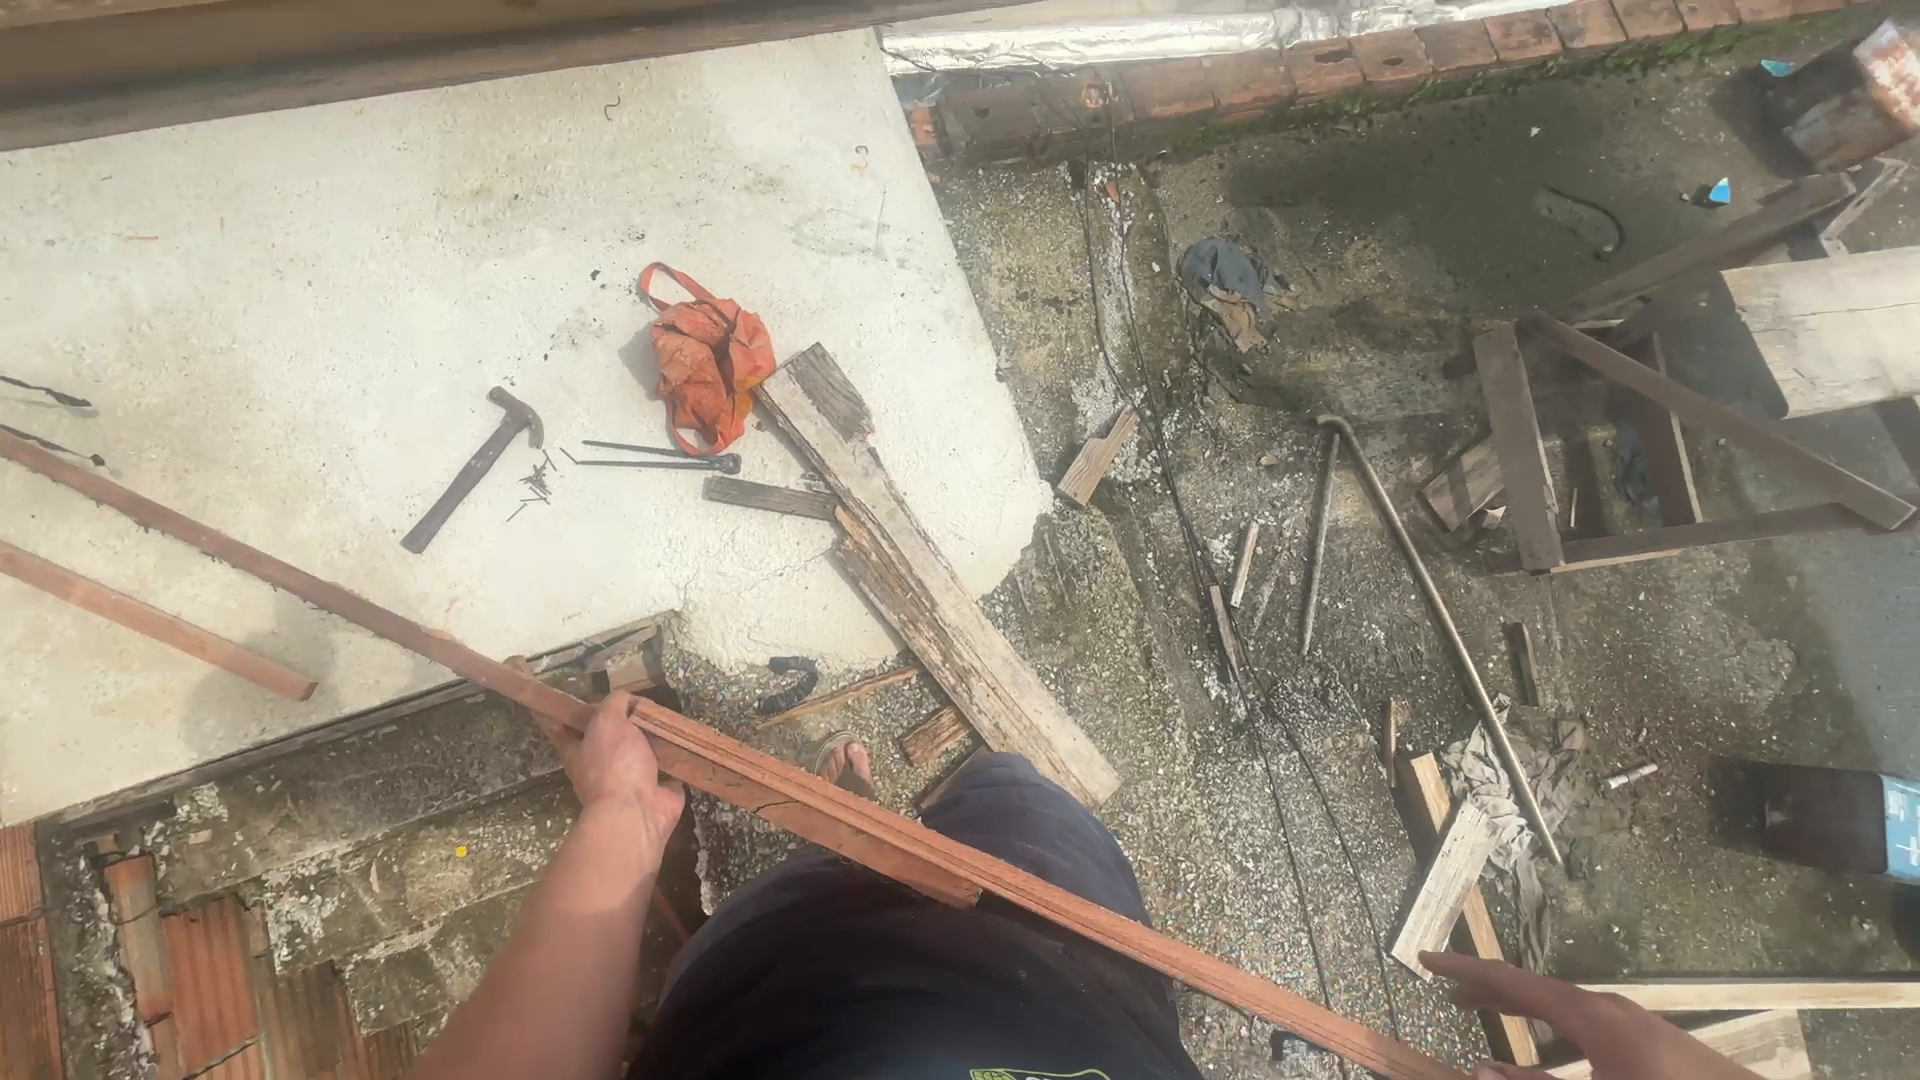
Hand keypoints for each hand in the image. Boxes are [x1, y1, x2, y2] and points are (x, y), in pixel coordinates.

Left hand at [545, 691, 685, 862]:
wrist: (637, 810)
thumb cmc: (614, 764)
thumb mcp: (608, 721)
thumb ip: (615, 703)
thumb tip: (628, 699)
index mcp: (578, 750)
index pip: (566, 726)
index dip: (570, 711)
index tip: (578, 697)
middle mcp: (600, 765)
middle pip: (609, 736)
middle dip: (625, 721)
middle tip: (644, 704)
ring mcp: (629, 779)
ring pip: (640, 750)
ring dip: (654, 737)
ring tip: (670, 718)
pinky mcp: (657, 788)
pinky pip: (668, 765)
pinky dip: (677, 755)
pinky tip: (687, 740)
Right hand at [1420, 952, 1765, 1079]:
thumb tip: (1477, 1070)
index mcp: (1588, 1015)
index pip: (1509, 980)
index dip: (1463, 969)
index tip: (1424, 958)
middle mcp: (1608, 1008)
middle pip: (1532, 988)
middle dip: (1487, 990)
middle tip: (1448, 994)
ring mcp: (1637, 1024)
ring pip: (1561, 1007)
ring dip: (1521, 1011)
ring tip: (1491, 1018)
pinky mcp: (1658, 1045)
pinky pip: (1588, 1025)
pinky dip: (1554, 1031)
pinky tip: (1558, 1055)